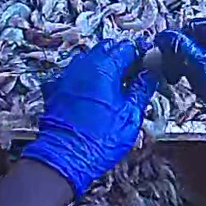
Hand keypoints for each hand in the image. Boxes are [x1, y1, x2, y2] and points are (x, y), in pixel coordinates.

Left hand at [20, 40, 157, 195]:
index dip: (140, 53)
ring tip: (117, 84)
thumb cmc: (98, 140)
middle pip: (105, 49)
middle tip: (135, 73)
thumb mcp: (130, 115)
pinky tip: (94, 93)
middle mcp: (82, 66)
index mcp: (103, 68)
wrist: (64, 157)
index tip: (149, 62)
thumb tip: (150, 74)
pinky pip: (73, 75)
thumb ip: (141, 89)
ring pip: (88, 60)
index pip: (126, 48)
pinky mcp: (55, 90)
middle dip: (121, 57)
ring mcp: (66, 77)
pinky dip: (85, 79)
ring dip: (103, 66)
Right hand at [157, 18, 205, 168]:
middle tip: (166, 67)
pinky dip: (201, 80)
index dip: (178, 36)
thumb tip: (165, 38)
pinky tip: (195, 90)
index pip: (200, 25)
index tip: (160, 49)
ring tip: (177, 80)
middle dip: (182, 54)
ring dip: (189, 68)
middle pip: (204, 42)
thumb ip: (184, 52)